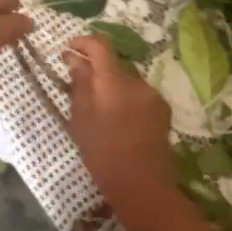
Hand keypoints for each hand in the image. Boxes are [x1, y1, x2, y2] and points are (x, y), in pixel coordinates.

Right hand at [64, 36, 179, 207]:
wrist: (143, 187)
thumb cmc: (104, 154)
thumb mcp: (81, 119)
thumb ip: (79, 84)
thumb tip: (74, 59)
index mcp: (115, 82)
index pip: (100, 46)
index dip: (83, 42)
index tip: (69, 49)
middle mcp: (138, 83)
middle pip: (114, 65)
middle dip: (96, 70)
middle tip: (78, 88)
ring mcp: (154, 97)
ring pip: (126, 81)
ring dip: (111, 86)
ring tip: (98, 110)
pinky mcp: (163, 111)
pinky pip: (138, 95)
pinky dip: (125, 99)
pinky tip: (117, 121)